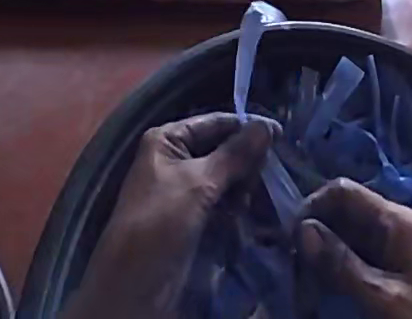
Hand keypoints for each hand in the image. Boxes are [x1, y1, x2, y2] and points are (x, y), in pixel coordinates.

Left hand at [62, 112, 278, 318]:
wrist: (131, 289)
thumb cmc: (159, 223)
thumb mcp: (198, 184)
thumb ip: (235, 155)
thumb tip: (267, 126)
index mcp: (168, 139)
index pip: (215, 121)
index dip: (246, 127)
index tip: (280, 134)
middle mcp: (176, 158)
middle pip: (221, 148)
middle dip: (245, 160)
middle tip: (270, 174)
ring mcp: (183, 189)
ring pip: (224, 176)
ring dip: (243, 185)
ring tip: (260, 197)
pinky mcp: (192, 217)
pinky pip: (221, 201)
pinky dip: (236, 205)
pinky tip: (251, 212)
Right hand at [296, 178, 411, 318]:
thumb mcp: (382, 299)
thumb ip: (342, 264)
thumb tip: (301, 229)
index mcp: (395, 219)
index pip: (344, 190)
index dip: (314, 206)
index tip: (291, 236)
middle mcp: (392, 221)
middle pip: (343, 209)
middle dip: (316, 229)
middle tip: (293, 260)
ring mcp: (393, 242)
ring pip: (346, 231)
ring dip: (323, 248)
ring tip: (303, 273)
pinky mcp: (391, 263)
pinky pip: (355, 251)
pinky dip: (336, 262)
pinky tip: (323, 282)